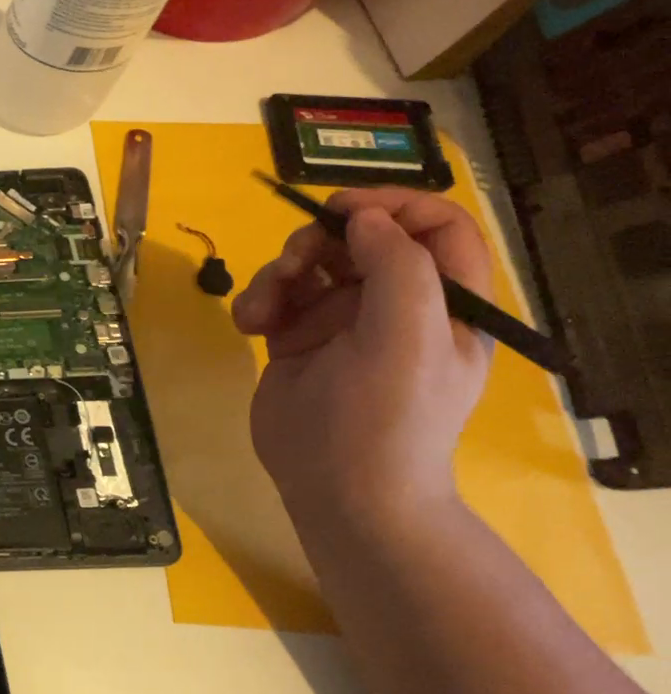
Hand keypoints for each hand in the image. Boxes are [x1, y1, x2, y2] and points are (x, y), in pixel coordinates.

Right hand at [231, 189, 493, 520]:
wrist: (339, 488)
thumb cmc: (385, 417)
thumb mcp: (407, 338)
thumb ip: (398, 268)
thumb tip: (362, 219)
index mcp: (445, 300)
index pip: (436, 226)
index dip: (394, 205)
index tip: (341, 210)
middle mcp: (396, 304)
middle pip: (358, 239)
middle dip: (317, 243)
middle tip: (293, 266)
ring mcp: (343, 322)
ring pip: (308, 266)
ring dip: (276, 277)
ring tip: (260, 312)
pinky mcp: (296, 339)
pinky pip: (274, 298)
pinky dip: (256, 303)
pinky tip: (250, 328)